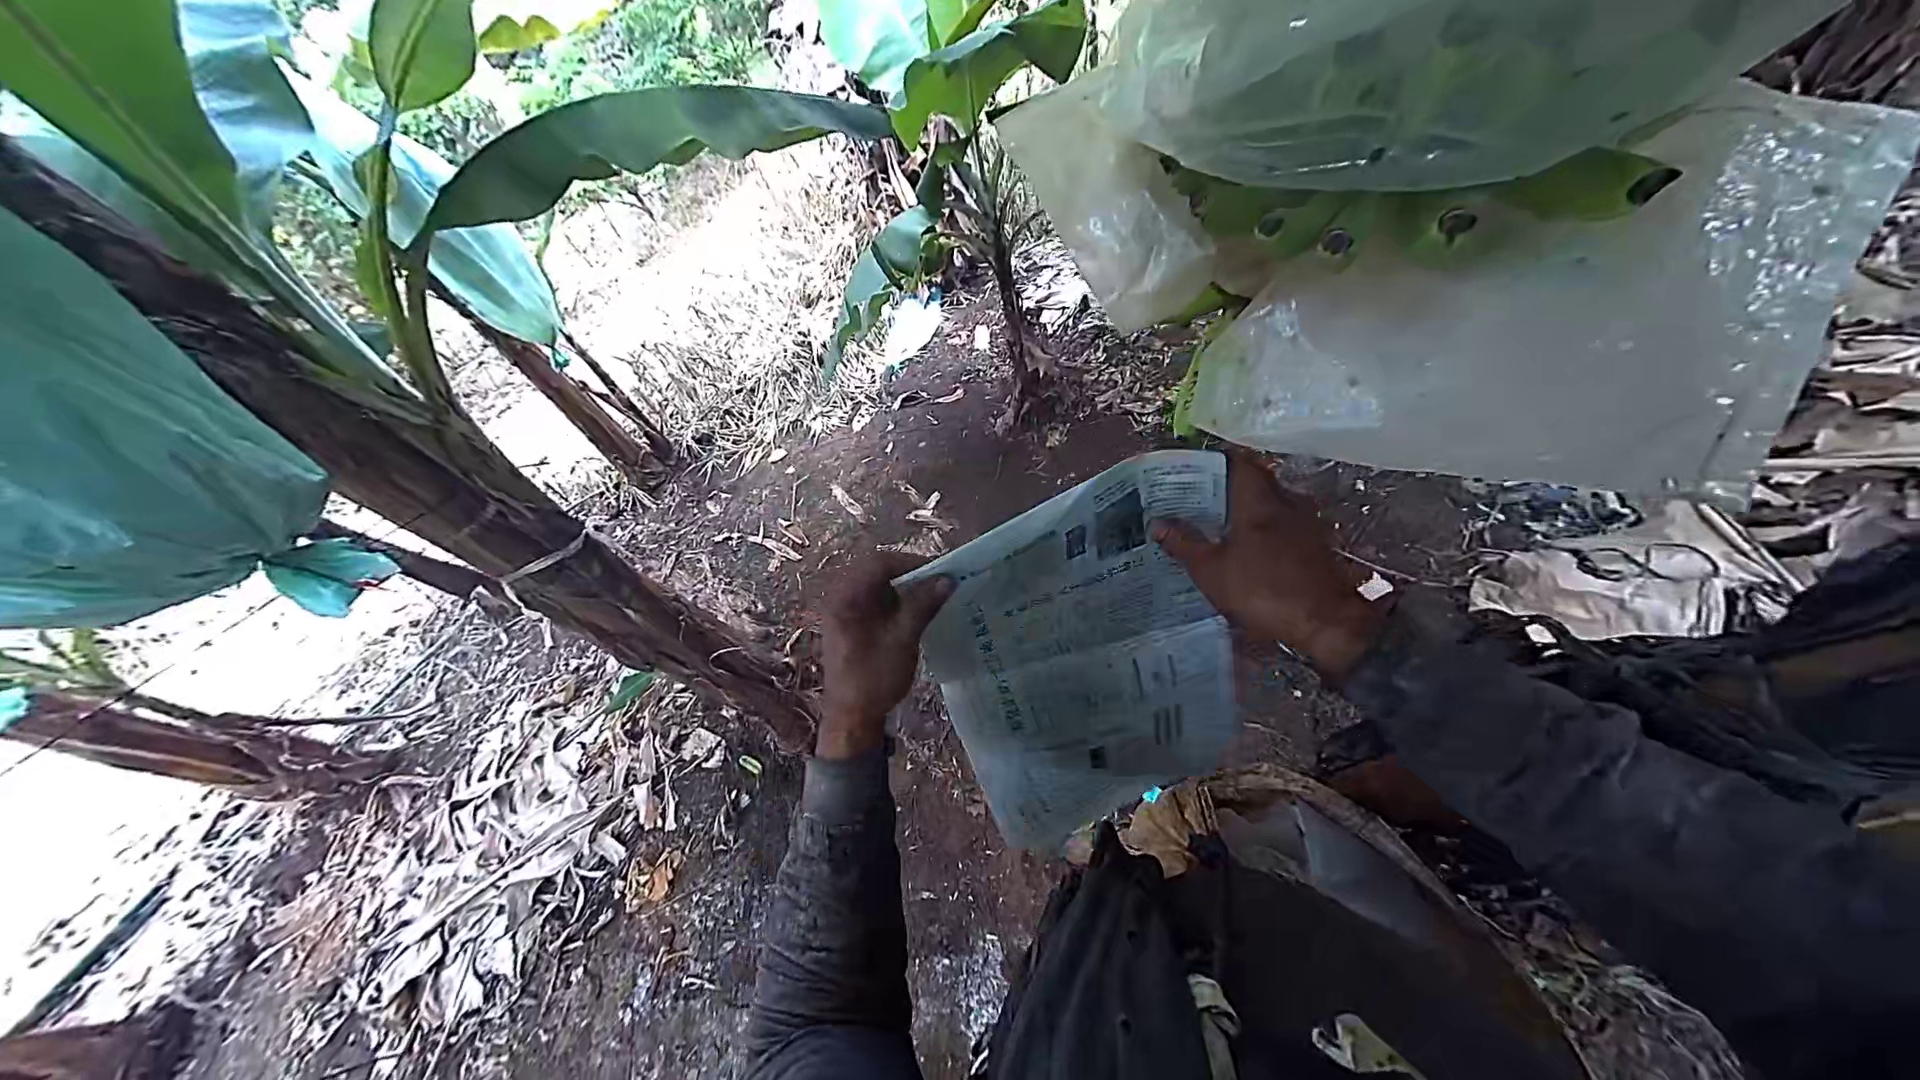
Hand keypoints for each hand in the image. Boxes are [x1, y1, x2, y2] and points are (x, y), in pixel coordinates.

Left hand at [818, 554, 954, 758]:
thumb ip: (923, 604)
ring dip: (904, 586)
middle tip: (937, 582)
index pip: (879, 562)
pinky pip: (874, 599)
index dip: (911, 562)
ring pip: (877, 584)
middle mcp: (840, 597)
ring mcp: (844, 610)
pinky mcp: (851, 622)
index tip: (939, 572)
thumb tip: (948, 579)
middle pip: (877, 569)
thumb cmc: (874, 677)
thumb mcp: (902, 639)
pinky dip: (896, 600)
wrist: (851, 717)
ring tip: (931, 595)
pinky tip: (915, 611)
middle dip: (909, 572)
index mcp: (846, 597)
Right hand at [1151, 450, 1384, 681]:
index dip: (1215, 462)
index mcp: (1258, 502)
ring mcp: (1307, 523)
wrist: (1326, 623)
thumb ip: (1183, 544)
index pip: (1239, 463)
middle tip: (1198, 498)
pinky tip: (1247, 546)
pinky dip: (1264, 528)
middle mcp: (1287, 503)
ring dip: (1246, 509)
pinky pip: (1284, 524)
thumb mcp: (1211, 571)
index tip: (1193, 469)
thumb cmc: (1263, 590)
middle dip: (1227, 487)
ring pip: (1271, 504)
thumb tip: (1157, 523)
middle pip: (1255, 482)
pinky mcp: (1317, 544)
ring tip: (1218, 523)